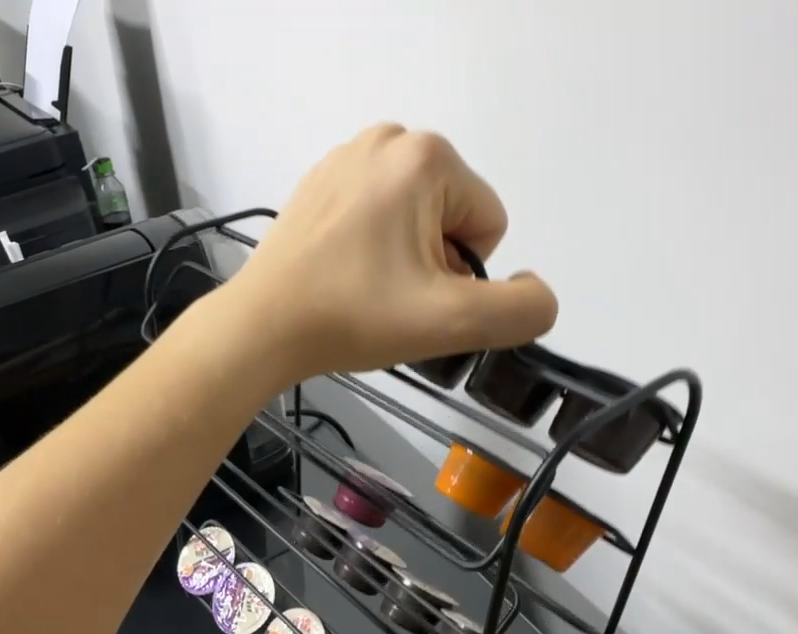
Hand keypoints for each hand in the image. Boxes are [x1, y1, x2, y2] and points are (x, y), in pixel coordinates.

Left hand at [218, 124, 558, 384]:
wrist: (262, 328)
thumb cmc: (354, 317)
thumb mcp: (452, 322)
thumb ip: (521, 310)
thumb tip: (535, 292)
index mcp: (426, 156)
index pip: (489, 223)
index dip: (464, 275)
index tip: (417, 298)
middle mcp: (387, 140)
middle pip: (452, 216)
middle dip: (433, 264)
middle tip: (389, 299)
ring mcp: (345, 159)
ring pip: (413, 220)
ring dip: (403, 260)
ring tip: (364, 290)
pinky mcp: (317, 185)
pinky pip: (373, 218)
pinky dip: (369, 249)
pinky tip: (342, 276)